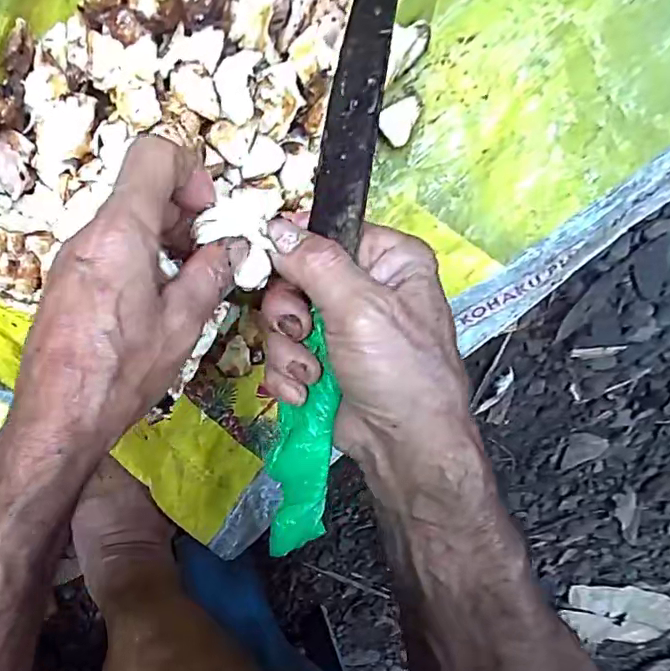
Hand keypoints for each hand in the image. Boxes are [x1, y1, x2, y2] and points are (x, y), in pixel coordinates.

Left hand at [10, 137, 240, 453]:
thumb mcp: (180, 325)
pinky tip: (150, 309)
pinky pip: (104, 257)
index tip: (207, 212)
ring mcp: (69, 263)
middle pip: (139, 193)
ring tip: (182, 289)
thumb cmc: (114, 378)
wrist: (58, 419)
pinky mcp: (63, 288)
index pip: (153, 155)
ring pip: (122, 227)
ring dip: (160, 245)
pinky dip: (135, 266)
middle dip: (181, 217)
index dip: (190, 172)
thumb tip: (230, 249)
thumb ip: (210, 275)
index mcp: (119, 233)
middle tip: (206, 258)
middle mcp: (87, 239)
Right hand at [256, 217, 472, 467]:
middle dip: (288, 316)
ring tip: (312, 375)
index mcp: (385, 260)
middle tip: (300, 333)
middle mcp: (359, 289)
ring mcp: (335, 330)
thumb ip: (316, 264)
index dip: (293, 249)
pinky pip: (281, 357)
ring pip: (280, 324)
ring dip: (288, 354)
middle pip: (292, 281)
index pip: (325, 233)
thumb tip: (276, 227)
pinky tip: (307, 393)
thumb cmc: (401, 371)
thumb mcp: (361, 308)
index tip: (268, 265)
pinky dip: (288, 378)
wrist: (401, 443)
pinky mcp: (317, 364)